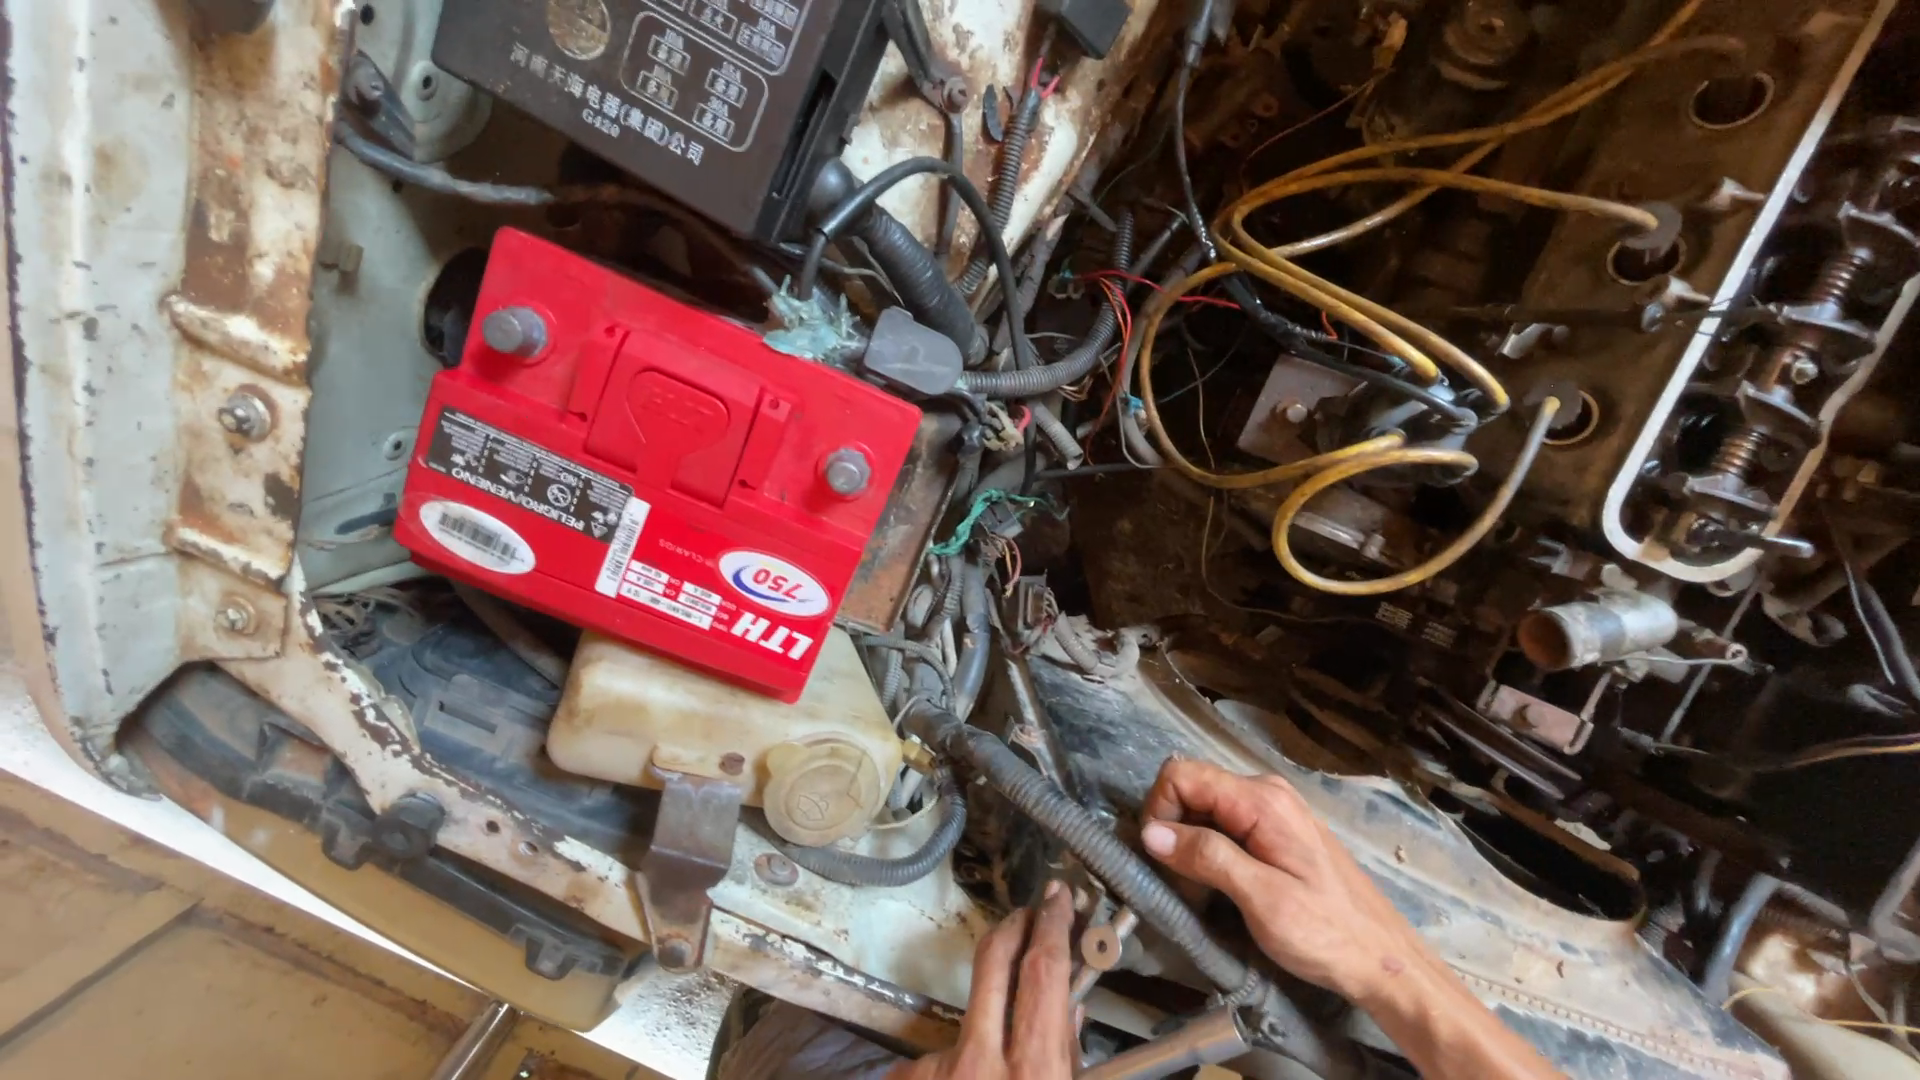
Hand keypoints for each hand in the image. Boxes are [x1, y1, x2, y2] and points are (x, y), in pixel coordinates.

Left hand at [890, 881, 1077, 1079]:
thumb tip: (1070, 1008)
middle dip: (1014, 925)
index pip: (1041, 972)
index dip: (1051, 925)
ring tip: (993, 1055)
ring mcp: (937, 1067)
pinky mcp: (906, 1077)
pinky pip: (937, 1054)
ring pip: (965, 1011)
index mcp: (1033, 1071)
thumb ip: (1065, 1058)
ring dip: (984, 1012)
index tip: (1057, 894)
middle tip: (1029, 911)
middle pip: (993, 958)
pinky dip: (952, 1064)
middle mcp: (979, 1060)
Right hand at [1138, 760, 1430, 1005]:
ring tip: (1203, 892)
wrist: (1383, 961)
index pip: (1182, 775)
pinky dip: (1209, 850)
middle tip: (1184, 884)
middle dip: (1173, 832)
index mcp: (1261, 800)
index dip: (1159, 810)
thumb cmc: (1326, 932)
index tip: (1161, 858)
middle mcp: (1264, 791)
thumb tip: (1150, 833)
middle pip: (1191, 789)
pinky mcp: (1274, 828)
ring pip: (1204, 808)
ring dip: (1189, 845)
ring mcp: (1271, 808)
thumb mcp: (1263, 899)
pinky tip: (1221, 885)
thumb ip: (1207, 858)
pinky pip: (1223, 823)